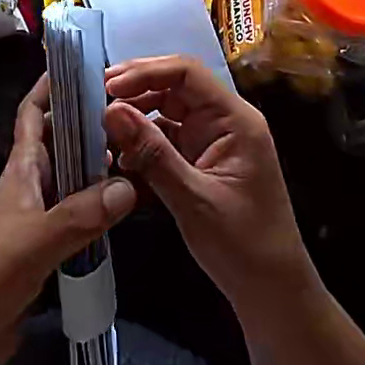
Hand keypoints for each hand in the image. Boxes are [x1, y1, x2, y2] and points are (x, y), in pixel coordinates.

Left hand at [0, 74, 137, 343]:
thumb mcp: (37, 240)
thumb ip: (81, 214)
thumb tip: (128, 185)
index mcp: (20, 169)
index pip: (32, 114)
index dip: (50, 88)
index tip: (81, 68)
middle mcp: (29, 184)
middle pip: (59, 141)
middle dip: (87, 123)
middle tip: (130, 113)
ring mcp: (37, 215)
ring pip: (71, 176)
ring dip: (97, 163)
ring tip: (136, 152)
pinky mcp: (46, 245)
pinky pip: (77, 211)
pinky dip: (98, 203)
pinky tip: (123, 206)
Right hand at [103, 55, 314, 315]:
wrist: (271, 292)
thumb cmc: (243, 245)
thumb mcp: (193, 199)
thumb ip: (152, 153)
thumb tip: (111, 110)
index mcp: (234, 120)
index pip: (187, 73)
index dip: (145, 72)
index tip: (107, 86)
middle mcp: (223, 120)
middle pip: (174, 85)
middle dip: (134, 90)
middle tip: (93, 99)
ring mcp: (211, 138)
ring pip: (166, 109)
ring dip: (134, 116)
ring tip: (102, 129)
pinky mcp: (200, 157)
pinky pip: (165, 135)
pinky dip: (141, 141)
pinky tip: (119, 156)